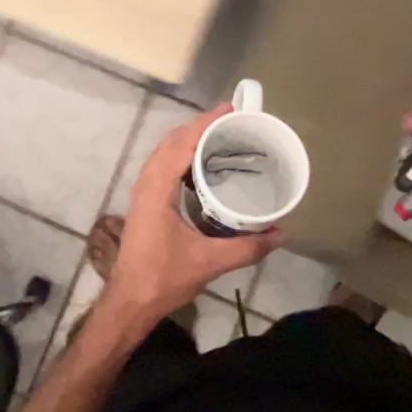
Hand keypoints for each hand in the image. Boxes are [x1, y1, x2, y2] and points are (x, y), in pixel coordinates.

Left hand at [100, 104, 280, 325]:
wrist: (130, 300)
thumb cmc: (164, 278)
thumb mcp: (210, 262)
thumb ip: (247, 248)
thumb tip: (281, 234)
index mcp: (157, 189)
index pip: (180, 143)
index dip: (204, 124)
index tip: (230, 111)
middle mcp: (146, 183)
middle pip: (172, 141)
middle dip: (200, 126)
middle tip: (233, 120)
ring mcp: (143, 191)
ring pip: (165, 152)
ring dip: (190, 139)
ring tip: (221, 136)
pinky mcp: (145, 201)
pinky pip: (163, 165)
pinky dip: (182, 155)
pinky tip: (202, 164)